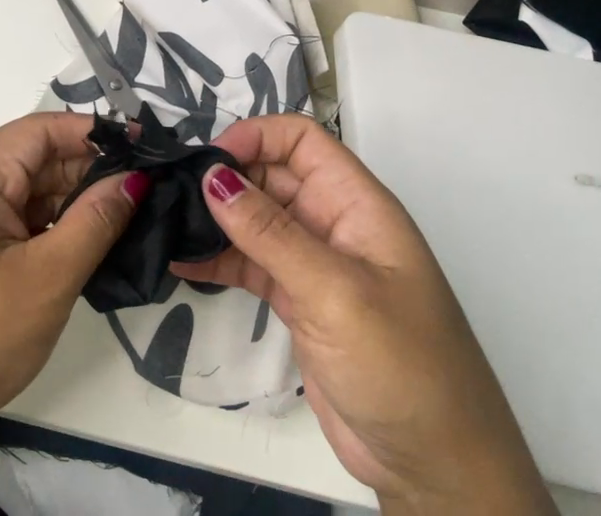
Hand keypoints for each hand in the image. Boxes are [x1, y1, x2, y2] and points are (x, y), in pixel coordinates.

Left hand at [0, 111, 144, 446]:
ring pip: (24, 191)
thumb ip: (97, 219)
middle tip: (151, 186)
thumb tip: (136, 178)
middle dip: (89, 169)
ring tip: (132, 212)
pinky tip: (91, 238)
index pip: (39, 130)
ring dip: (73, 200)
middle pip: (32, 159)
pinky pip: (11, 220)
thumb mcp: (49, 277)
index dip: (94, 133)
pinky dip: (50, 226)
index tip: (148, 143)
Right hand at [173, 115, 553, 515]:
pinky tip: (179, 263)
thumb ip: (270, 234)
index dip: (254, 137)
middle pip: (272, 176)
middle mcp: (335, 225)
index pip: (301, 141)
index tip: (205, 162)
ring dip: (213, 219)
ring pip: (255, 220)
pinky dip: (216, 260)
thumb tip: (211, 177)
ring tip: (164, 225)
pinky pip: (250, 264)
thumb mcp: (334, 292)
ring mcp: (315, 266)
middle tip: (169, 193)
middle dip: (223, 177)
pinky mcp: (298, 303)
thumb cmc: (402, 366)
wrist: (435, 463)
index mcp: (358, 206)